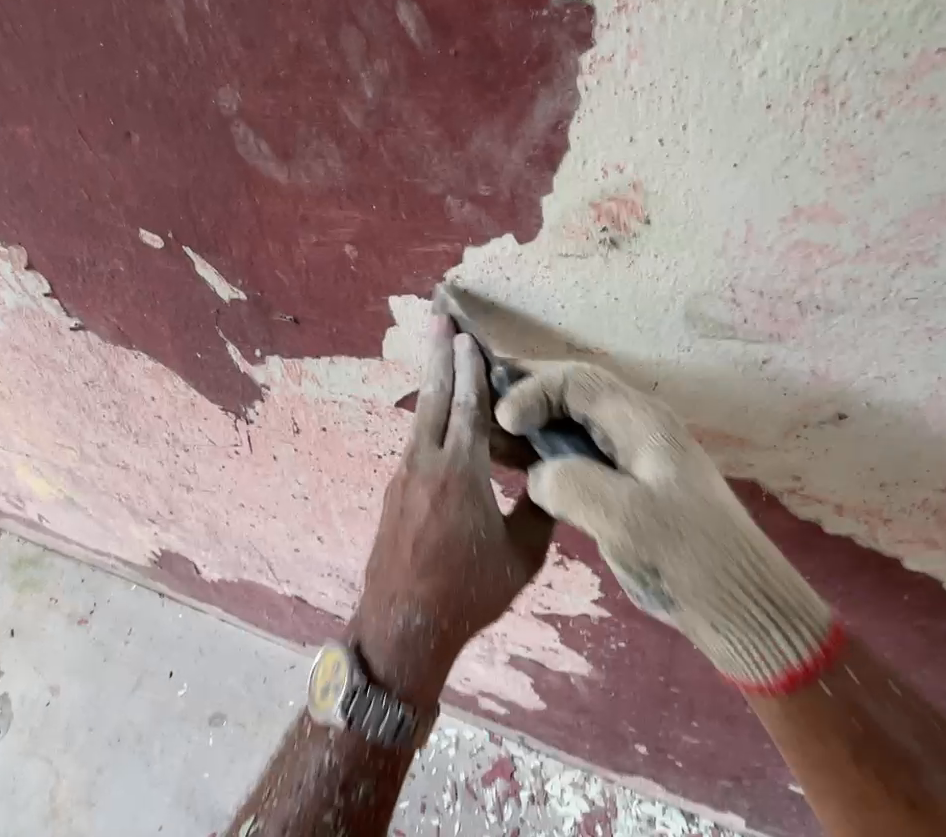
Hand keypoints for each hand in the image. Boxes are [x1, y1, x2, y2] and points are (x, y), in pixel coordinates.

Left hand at [351, 315, 554, 703]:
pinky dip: (427, 415)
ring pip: (420, 418)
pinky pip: (415, 441)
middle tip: (439, 319)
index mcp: (460, 473)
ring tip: (437, 354)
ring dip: (430, 382)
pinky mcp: (394, 491)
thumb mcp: (521, 556)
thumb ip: (538, 510)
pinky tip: (436, 415)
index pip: (468, 407)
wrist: (402, 625)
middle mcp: (425, 463)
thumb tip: (552, 478)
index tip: (469, 337)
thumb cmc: (468, 593)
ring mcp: (403, 476)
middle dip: (438, 355)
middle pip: (433, 397)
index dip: (470, 370)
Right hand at [496, 361, 840, 693]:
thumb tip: (538, 475)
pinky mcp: (623, 488)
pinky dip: (539, 455)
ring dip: (527, 426)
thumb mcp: (625, 519)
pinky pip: (573, 456)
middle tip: (476, 406)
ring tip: (483, 435)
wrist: (741, 610)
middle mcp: (634, 429)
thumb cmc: (689, 557)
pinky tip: (511, 467)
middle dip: (521, 395)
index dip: (531, 390)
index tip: (503, 422)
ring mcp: (629, 458)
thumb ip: (571, 484)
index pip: (575, 381)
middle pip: (569, 393)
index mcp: (641, 423)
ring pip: (567, 424)